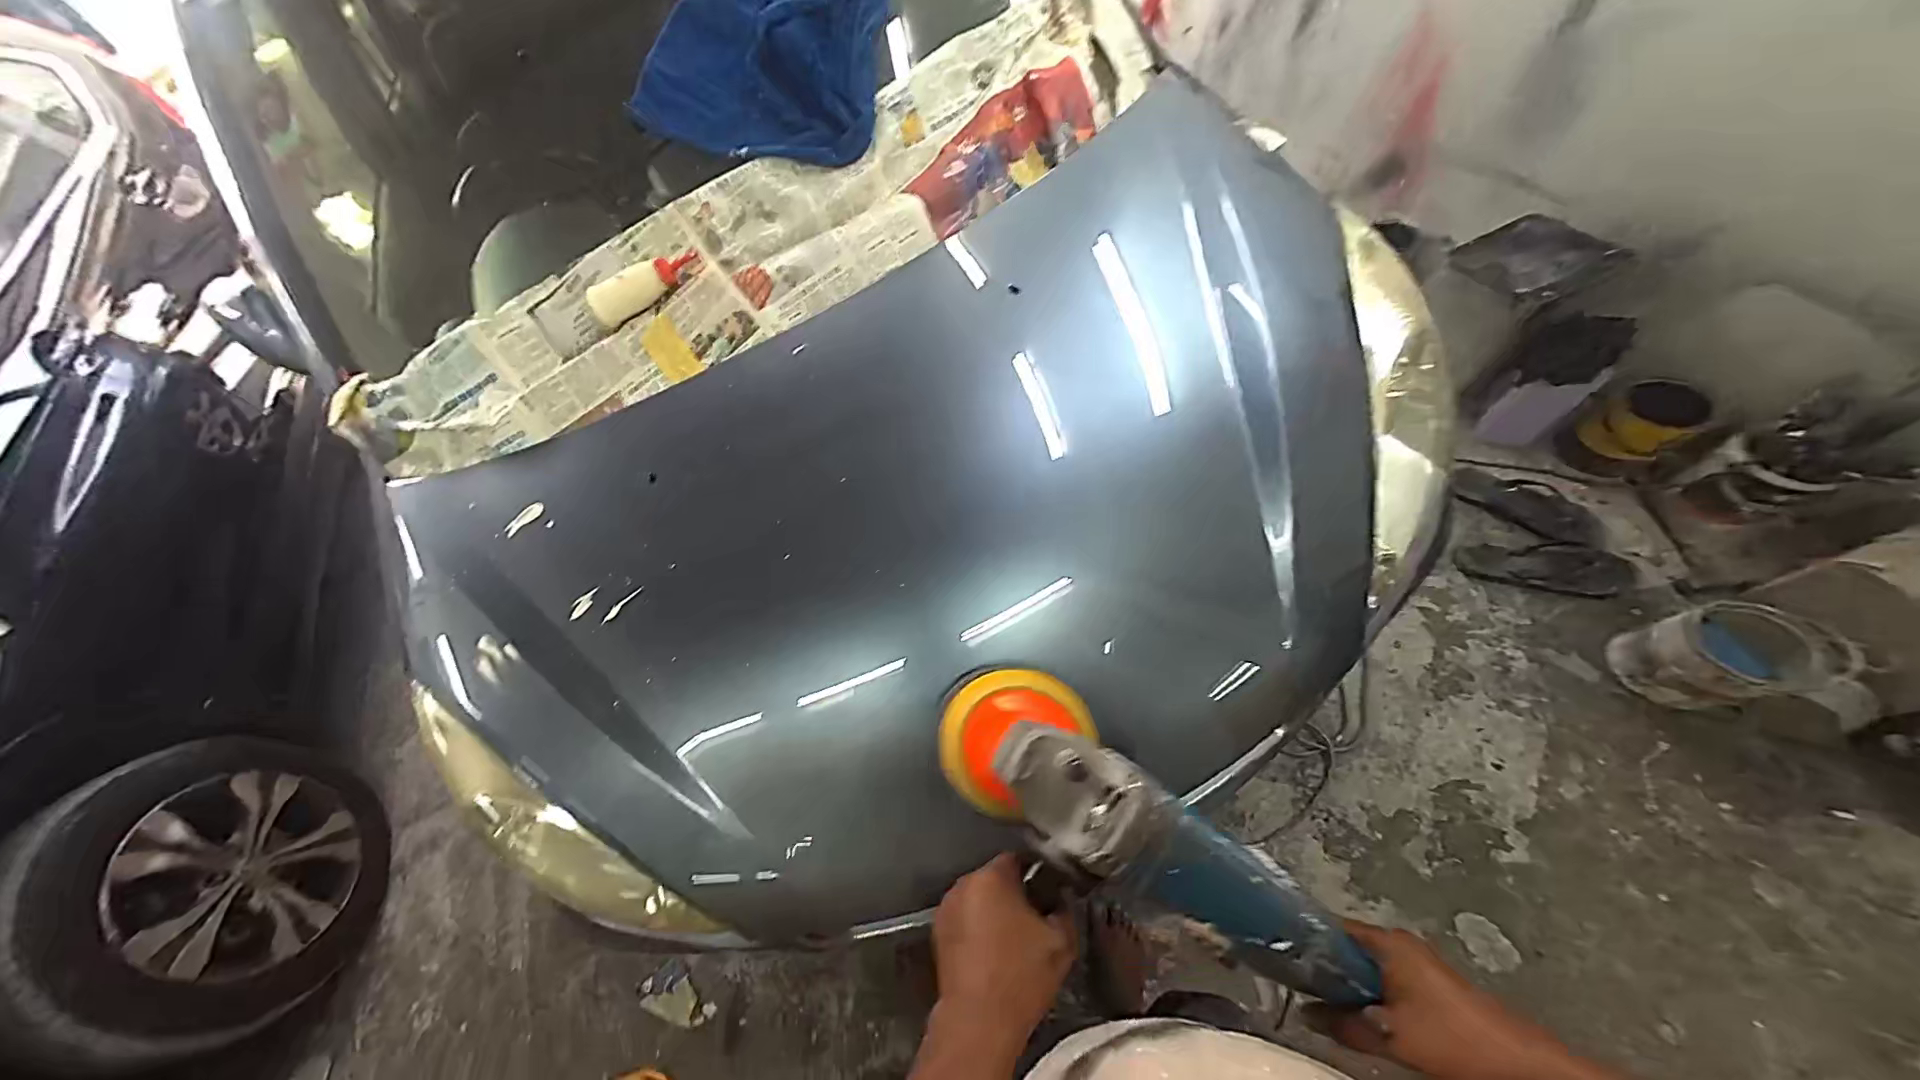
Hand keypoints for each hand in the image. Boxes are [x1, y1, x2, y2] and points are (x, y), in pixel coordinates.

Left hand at [931, 854, 1075, 1038]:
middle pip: (994, 878)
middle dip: (1013, 892)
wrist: (978, 1022)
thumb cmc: (1021, 976)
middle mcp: (963, 885)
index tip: (1049, 891)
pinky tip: (992, 950)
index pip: (1017, 859)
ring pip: (978, 899)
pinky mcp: (937, 934)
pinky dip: (977, 927)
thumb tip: (1060, 899)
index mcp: (991, 877)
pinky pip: (964, 919)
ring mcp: (946, 909)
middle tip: (1034, 916)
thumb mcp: (1060, 941)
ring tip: (1012, 936)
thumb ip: (1064, 910)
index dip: (1035, 872)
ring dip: (993, 910)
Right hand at [1305, 920, 1622, 1079]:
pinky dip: (1365, 993)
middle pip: (1344, 945)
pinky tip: (1358, 1014)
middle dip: (1322, 965)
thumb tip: (1304, 1014)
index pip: (1328, 925)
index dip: (1302, 937)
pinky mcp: (1426, 985)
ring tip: (1321, 1001)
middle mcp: (1397, 943)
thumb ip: (1345, 1025)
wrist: (1524, 1066)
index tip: (1278, 953)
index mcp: (1386, 941)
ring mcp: (1413, 963)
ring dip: (1344, 983)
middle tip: (1295, 983)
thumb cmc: (1453, 1038)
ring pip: (1363, 966)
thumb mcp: (1392, 1036)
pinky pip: (1380, 980)